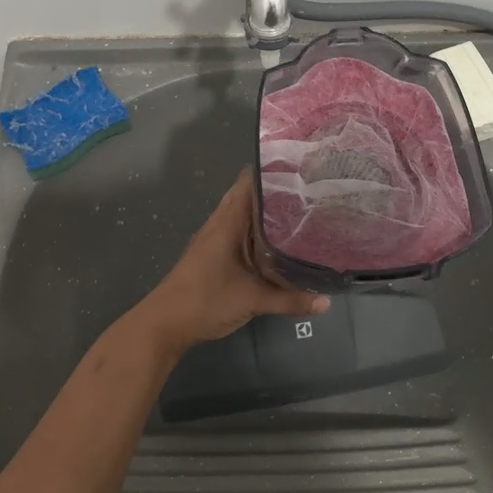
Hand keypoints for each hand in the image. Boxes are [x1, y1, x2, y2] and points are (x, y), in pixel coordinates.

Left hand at [127, 169, 329, 360]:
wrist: (165, 323)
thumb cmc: (206, 301)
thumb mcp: (253, 300)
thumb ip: (290, 300)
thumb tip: (327, 302)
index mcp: (228, 222)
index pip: (249, 182)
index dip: (273, 172)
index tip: (302, 169)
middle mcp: (220, 223)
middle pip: (247, 196)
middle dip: (274, 192)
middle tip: (309, 191)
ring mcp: (213, 238)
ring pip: (242, 214)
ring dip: (265, 211)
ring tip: (299, 210)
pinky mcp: (212, 254)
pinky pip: (238, 231)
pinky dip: (256, 230)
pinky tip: (275, 241)